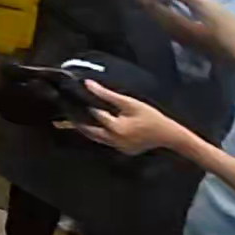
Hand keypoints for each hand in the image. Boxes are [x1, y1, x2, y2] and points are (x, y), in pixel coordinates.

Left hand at [72, 82, 191, 155]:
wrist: (171, 136)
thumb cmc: (151, 117)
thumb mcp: (129, 103)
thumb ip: (106, 94)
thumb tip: (88, 84)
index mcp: (116, 128)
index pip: (94, 114)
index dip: (83, 105)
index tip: (70, 99)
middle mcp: (116, 140)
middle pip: (90, 131)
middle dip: (76, 123)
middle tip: (62, 117)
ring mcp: (120, 147)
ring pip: (97, 138)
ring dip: (86, 129)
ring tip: (70, 121)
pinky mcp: (124, 150)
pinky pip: (106, 141)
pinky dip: (98, 134)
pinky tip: (92, 127)